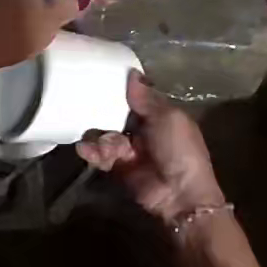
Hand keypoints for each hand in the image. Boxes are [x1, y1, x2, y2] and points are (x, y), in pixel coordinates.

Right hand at [77, 72, 226, 225]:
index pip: (135, 98)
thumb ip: (146, 98)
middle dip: (103, 115)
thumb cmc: (180, 150)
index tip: (100, 78)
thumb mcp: (168, 118)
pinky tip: (86, 150)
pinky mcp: (116, 168)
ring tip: (104, 146)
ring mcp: (128, 150)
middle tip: (91, 112)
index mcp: (159, 115)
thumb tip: (132, 73)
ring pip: (104, 135)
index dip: (120, 90)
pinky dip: (92, 151)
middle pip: (114, 116)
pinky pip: (99, 155)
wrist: (179, 193)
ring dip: (100, 138)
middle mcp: (141, 130)